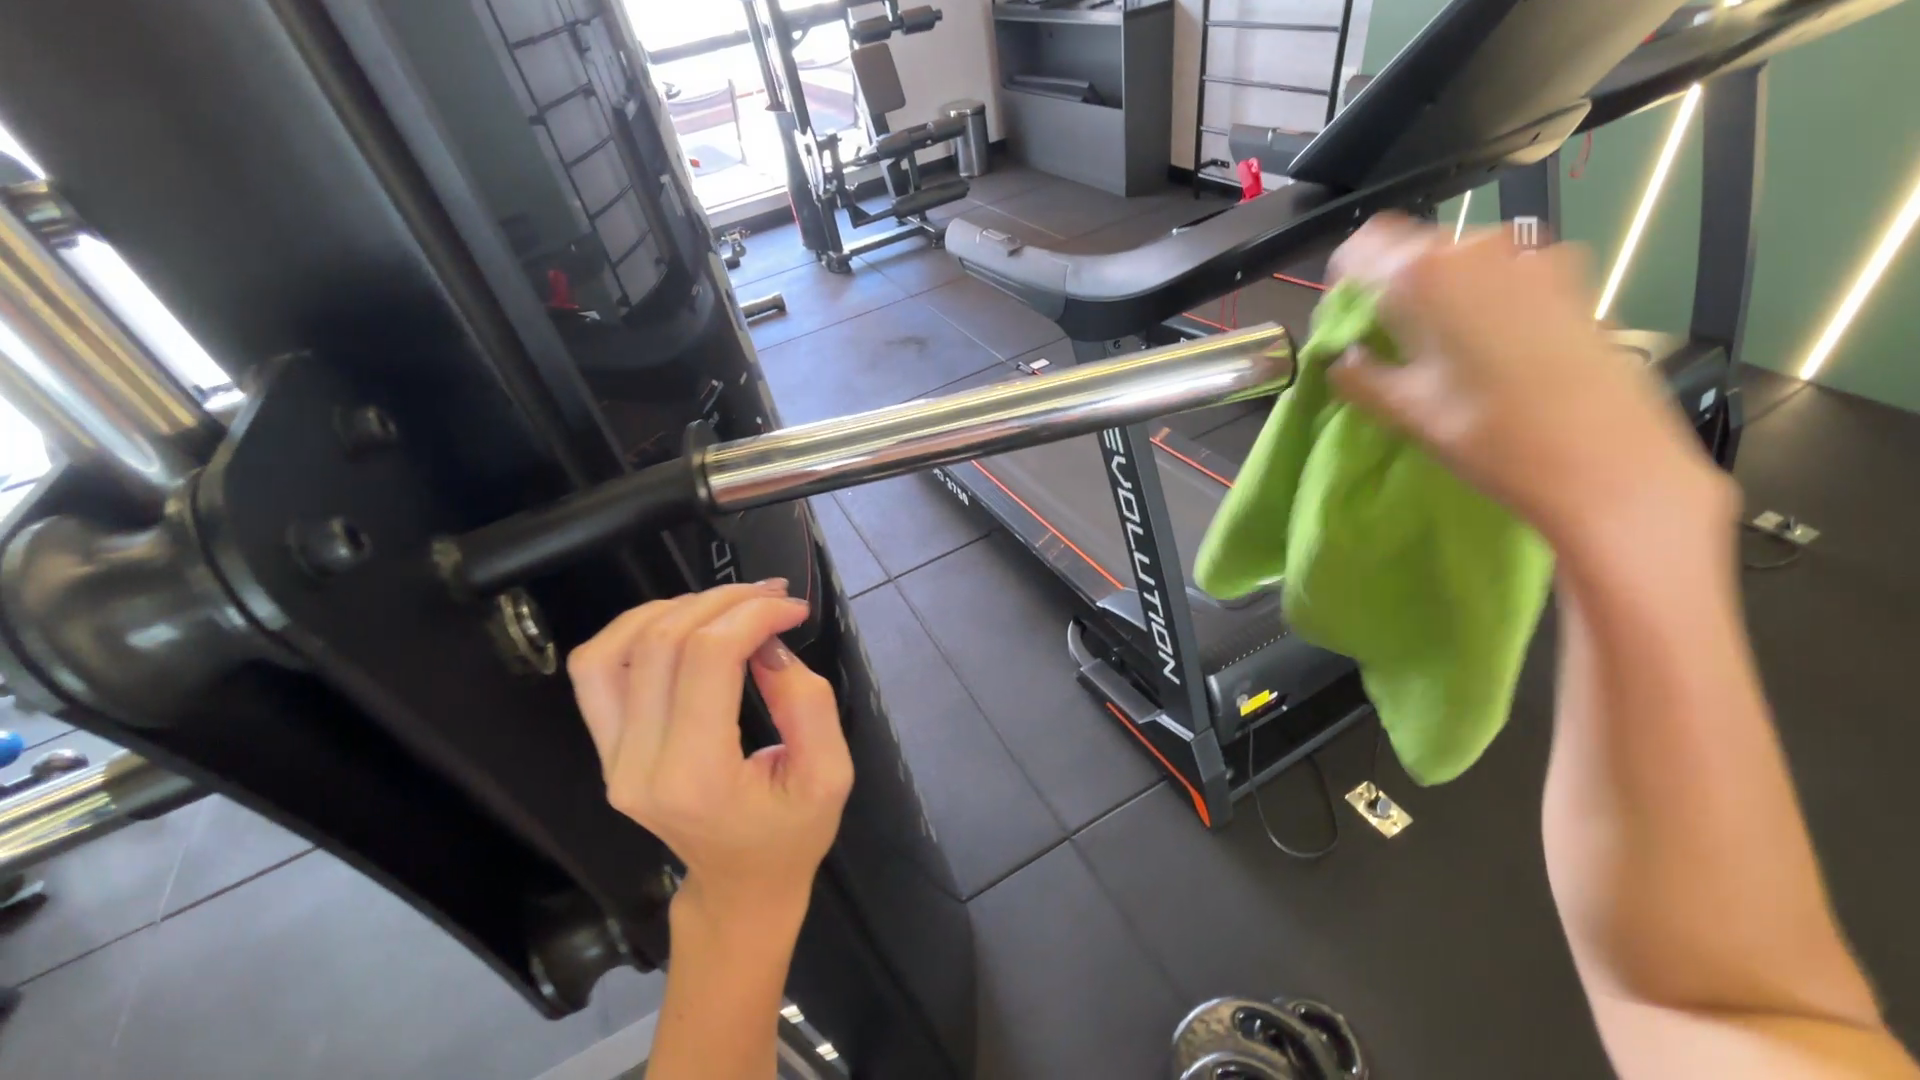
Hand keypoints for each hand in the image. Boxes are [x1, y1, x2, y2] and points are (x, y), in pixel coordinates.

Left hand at [567, 580, 853, 929]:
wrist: (740, 886)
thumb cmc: (791, 835)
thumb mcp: (830, 774)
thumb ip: (807, 703)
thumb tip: (767, 642)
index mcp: (697, 777)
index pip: (708, 659)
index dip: (752, 614)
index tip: (794, 609)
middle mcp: (638, 765)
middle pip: (663, 642)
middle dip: (723, 601)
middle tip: (771, 596)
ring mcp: (612, 759)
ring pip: (616, 649)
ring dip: (674, 608)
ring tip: (726, 604)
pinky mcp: (605, 750)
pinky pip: (597, 670)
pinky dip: (633, 630)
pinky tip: (679, 623)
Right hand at [1326, 214, 1734, 546]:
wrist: (1611, 463)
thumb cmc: (1494, 439)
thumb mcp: (1408, 412)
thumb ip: (1361, 375)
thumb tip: (1344, 358)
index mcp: (1424, 276)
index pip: (1361, 249)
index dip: (1347, 286)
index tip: (1349, 326)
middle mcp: (1477, 250)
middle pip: (1414, 252)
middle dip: (1396, 292)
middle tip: (1394, 346)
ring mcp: (1532, 259)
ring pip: (1461, 264)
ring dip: (1442, 297)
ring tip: (1448, 353)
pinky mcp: (1571, 279)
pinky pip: (1505, 276)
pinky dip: (1486, 301)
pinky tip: (1496, 350)